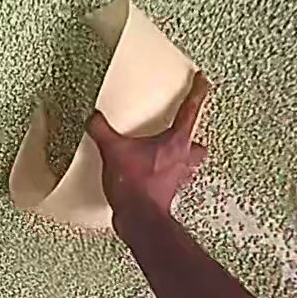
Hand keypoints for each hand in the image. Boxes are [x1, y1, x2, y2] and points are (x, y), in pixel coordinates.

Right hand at [86, 70, 211, 222]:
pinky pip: (172, 181)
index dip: (197, 91)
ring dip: (181, 159)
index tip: (201, 79)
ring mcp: (177, 177)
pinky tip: (151, 177)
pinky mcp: (167, 193)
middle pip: (197, 142)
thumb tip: (94, 119)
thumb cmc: (136, 185)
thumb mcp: (113, 150)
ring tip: (166, 155)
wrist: (139, 218)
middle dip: (192, 138)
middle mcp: (182, 158)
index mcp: (175, 141)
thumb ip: (102, 130)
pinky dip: (164, 177)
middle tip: (182, 131)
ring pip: (189, 163)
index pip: (191, 109)